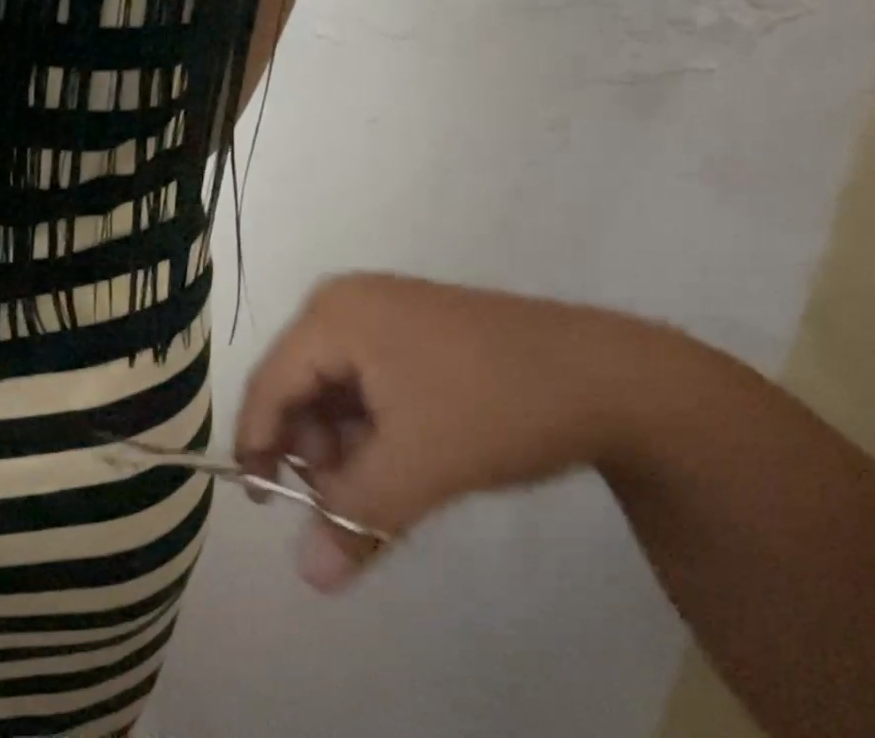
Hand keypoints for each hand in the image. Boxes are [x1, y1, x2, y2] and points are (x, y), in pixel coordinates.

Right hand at [233, 274, 678, 592]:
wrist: (625, 380)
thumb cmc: (503, 408)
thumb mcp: (423, 466)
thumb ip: (355, 518)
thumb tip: (308, 579)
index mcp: (332, 317)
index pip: (269, 386)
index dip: (257, 447)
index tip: (264, 504)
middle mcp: (345, 304)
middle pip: (299, 388)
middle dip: (315, 452)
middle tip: (345, 502)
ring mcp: (382, 312)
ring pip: (333, 391)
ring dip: (345, 447)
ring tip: (385, 486)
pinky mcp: (413, 331)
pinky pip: (365, 384)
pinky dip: (374, 430)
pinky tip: (404, 459)